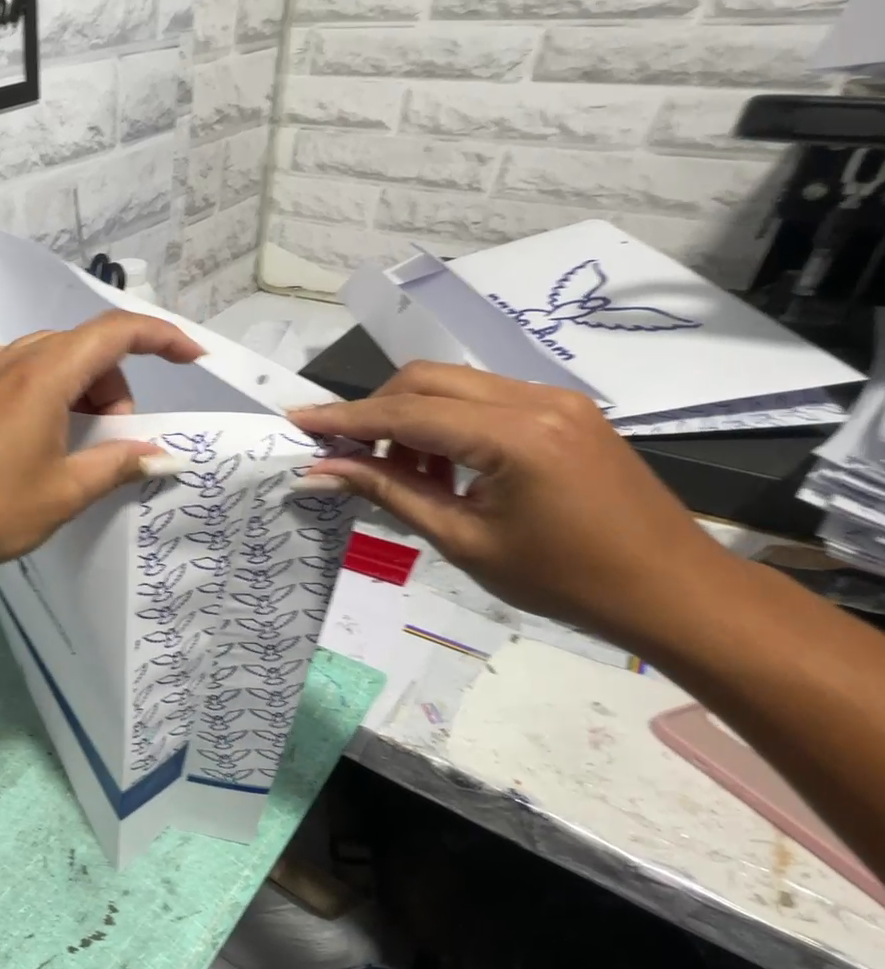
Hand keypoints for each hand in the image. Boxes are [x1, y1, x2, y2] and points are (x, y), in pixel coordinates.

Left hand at [0, 310, 204, 575]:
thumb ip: (117, 465)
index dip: (161, 337)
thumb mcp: (64, 493)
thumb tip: (162, 455)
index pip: (115, 332)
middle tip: (111, 441)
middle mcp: (10, 360)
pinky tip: (25, 410)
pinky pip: (2, 364)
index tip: (191, 359)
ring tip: (73, 437)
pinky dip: (30, 379)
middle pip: (82, 347)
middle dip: (113, 385)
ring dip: (75, 384)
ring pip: (45, 355)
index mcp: (43, 376)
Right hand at [288, 362, 734, 639]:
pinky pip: (484, 399)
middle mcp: (536, 400)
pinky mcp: (565, 410)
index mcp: (514, 436)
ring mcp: (556, 399)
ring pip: (453, 384)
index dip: (344, 417)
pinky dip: (446, 423)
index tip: (295, 422)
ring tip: (401, 474)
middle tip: (346, 455)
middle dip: (375, 410)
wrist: (672, 589)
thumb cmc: (565, 579)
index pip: (406, 411)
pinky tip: (443, 469)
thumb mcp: (463, 540)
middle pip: (425, 378)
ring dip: (410, 418)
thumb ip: (388, 494)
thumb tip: (321, 471)